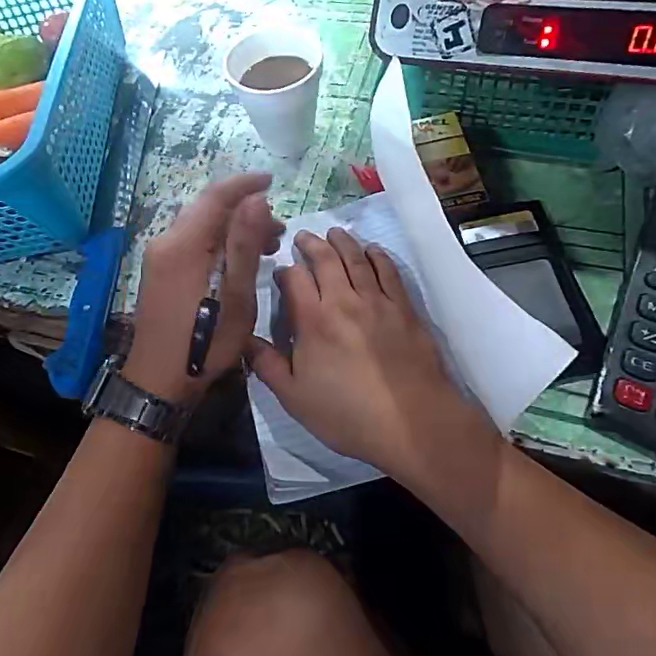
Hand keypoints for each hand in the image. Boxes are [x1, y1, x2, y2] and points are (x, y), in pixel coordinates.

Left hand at [125, 174, 284, 406]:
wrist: (158, 379)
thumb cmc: (204, 342)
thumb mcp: (235, 296)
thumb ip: (245, 244)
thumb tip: (257, 199)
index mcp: (184, 244)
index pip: (216, 197)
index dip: (245, 184)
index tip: (271, 180)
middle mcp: (166, 242)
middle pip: (207, 210)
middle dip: (244, 211)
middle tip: (278, 230)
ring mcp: (159, 257)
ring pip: (200, 227)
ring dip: (233, 229)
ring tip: (266, 247)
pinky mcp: (160, 271)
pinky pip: (192, 243)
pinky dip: (218, 243)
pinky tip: (238, 261)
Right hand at [247, 229, 497, 486]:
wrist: (413, 422)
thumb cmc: (348, 415)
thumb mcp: (294, 398)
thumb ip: (267, 365)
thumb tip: (243, 339)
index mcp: (313, 321)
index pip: (294, 280)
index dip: (285, 271)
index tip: (281, 271)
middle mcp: (344, 301)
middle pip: (326, 260)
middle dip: (312, 244)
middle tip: (304, 237)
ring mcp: (378, 301)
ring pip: (357, 259)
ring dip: (344, 242)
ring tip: (335, 233)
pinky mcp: (405, 308)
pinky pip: (389, 272)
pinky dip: (378, 256)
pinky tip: (373, 249)